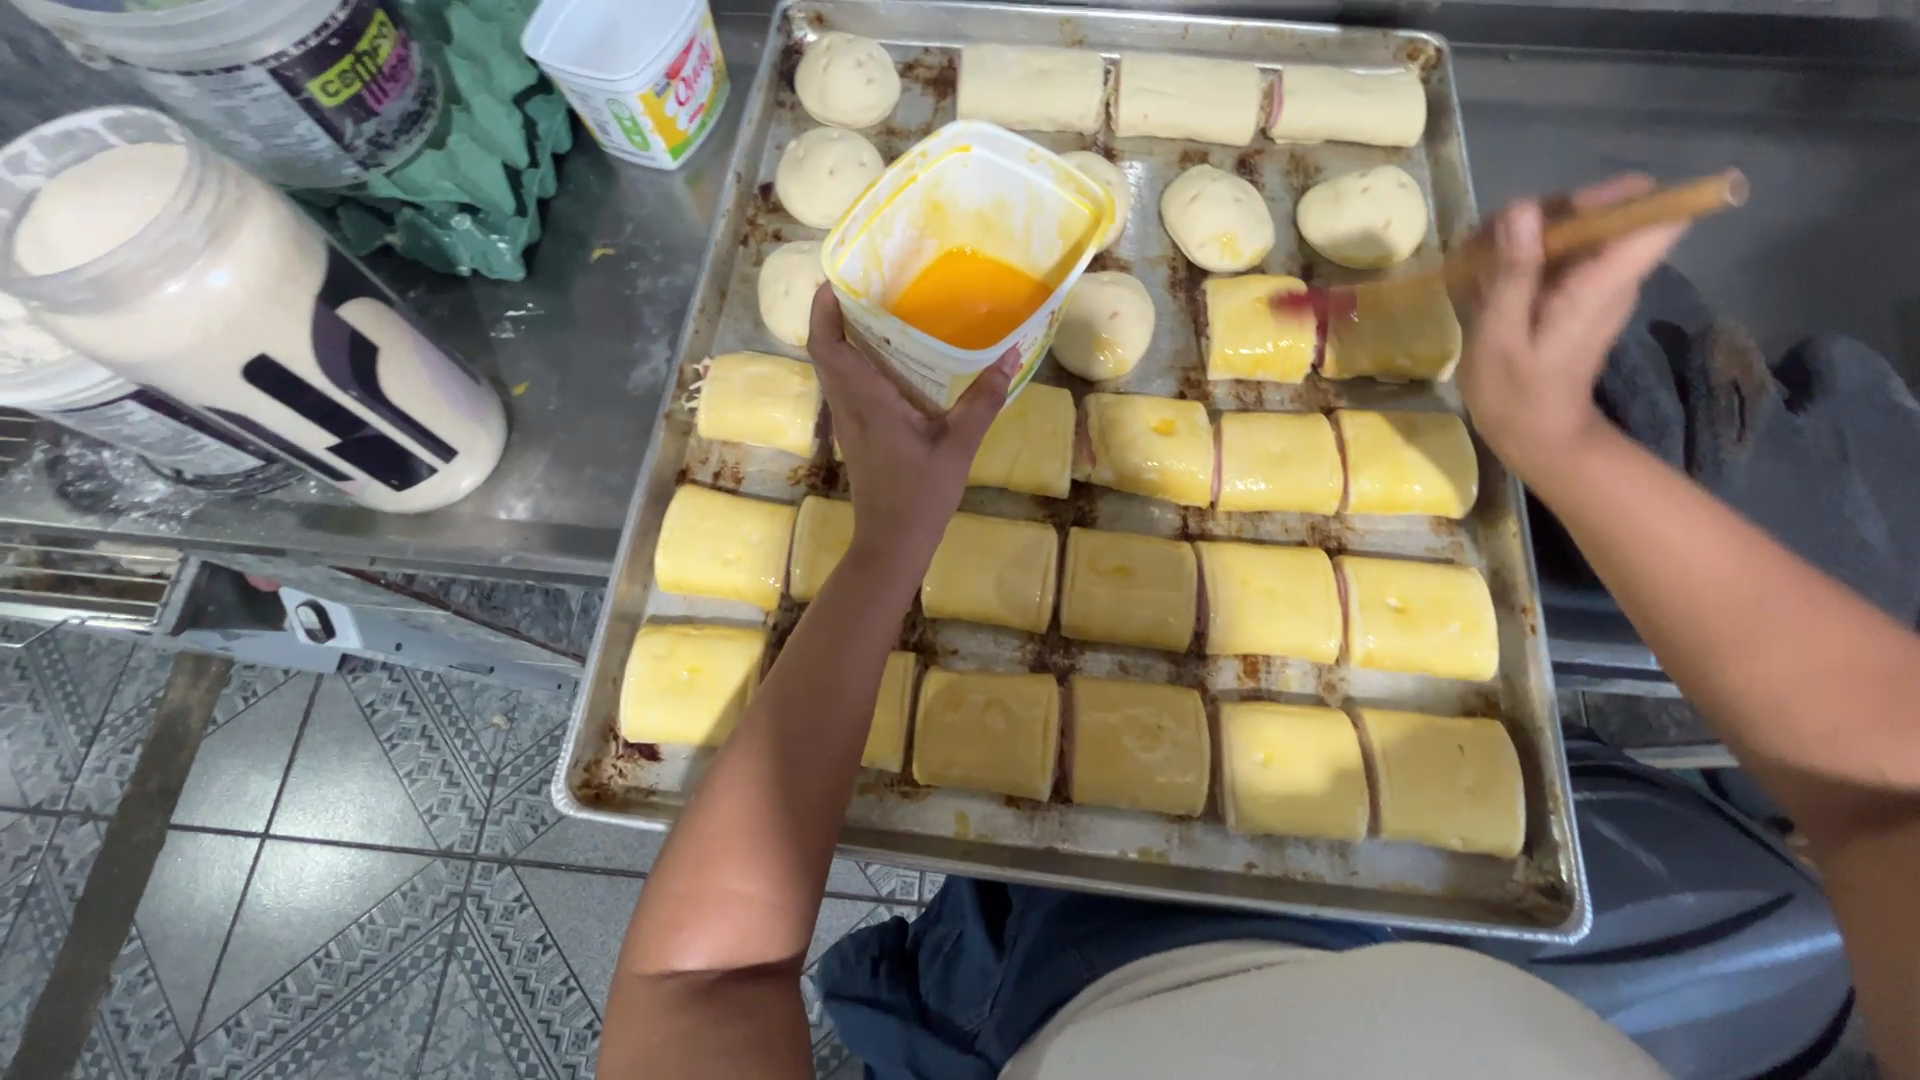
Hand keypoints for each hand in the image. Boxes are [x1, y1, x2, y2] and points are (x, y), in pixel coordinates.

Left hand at [807, 283, 1018, 577]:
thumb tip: (1012, 354)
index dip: (822, 309)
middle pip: (824, 350)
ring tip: (877, 312)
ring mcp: (847, 422)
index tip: (836, 278)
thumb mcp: (959, 446)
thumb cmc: (921, 495)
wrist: (892, 541)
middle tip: (865, 286)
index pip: (827, 345)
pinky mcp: (855, 435)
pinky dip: (855, 364)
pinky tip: (888, 360)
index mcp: (866, 401)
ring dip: (842, 338)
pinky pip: (845, 387)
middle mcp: (848, 406)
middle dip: (833, 314)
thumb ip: (983, 400)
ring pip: (832, 369)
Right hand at [1457, 174, 1688, 475]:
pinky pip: (1559, 257)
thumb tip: (1521, 210)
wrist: (1535, 436)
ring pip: (1575, 232)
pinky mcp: (1577, 295)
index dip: (1617, 194)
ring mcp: (1596, 285)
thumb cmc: (1514, 393)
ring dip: (1525, 237)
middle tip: (1491, 242)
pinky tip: (1486, 283)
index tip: (1562, 208)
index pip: (1658, 214)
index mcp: (1604, 283)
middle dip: (1547, 214)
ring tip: (1477, 265)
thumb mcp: (1499, 336)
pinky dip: (1523, 260)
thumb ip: (1513, 274)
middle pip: (1604, 213)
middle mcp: (1612, 275)